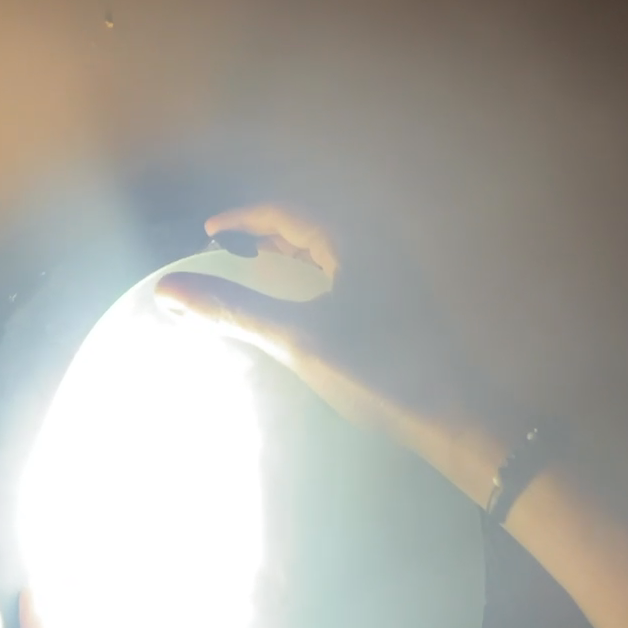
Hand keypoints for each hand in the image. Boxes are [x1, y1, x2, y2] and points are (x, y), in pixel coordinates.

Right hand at [156, 204, 519, 506]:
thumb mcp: (297, 338)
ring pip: (326, 245)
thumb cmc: (378, 369)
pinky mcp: (398, 294)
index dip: (241, 217)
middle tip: (226, 250)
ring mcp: (390, 267)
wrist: (459, 417)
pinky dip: (310, 271)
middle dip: (262, 232)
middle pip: (306, 222)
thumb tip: (168, 287)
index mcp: (352, 236)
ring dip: (287, 251)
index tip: (208, 233)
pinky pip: (342, 265)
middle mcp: (374, 240)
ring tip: (253, 267)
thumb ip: (234, 309)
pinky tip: (300, 297)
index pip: (284, 210)